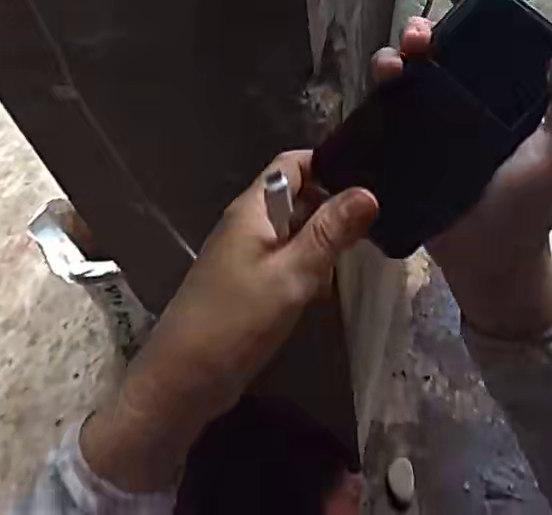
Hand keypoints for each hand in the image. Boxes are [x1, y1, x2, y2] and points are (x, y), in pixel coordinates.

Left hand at [80, 150, 378, 491]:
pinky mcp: (247, 282)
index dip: (328, 164)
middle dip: (332, 207)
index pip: (294, 163)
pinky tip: (326, 289)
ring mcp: (246, 253)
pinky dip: (307, 266)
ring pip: (294, 230)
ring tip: (357, 255)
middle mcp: (249, 222)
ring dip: (322, 241)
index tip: (366, 178)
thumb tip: (369, 192)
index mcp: (254, 208)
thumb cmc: (236, 321)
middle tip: (372, 224)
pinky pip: (285, 259)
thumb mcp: (292, 274)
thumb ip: (330, 232)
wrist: (179, 387)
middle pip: (298, 195)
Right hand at [371, 0, 551, 339]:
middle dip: (424, 26)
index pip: (488, 36)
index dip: (473, 4)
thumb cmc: (529, 206)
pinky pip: (387, 103)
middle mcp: (467, 95)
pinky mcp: (405, 139)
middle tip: (421, 37)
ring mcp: (433, 116)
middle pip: (439, 44)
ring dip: (397, 51)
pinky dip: (380, 85)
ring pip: (409, 67)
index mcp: (505, 90)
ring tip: (397, 63)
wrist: (488, 260)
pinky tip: (379, 83)